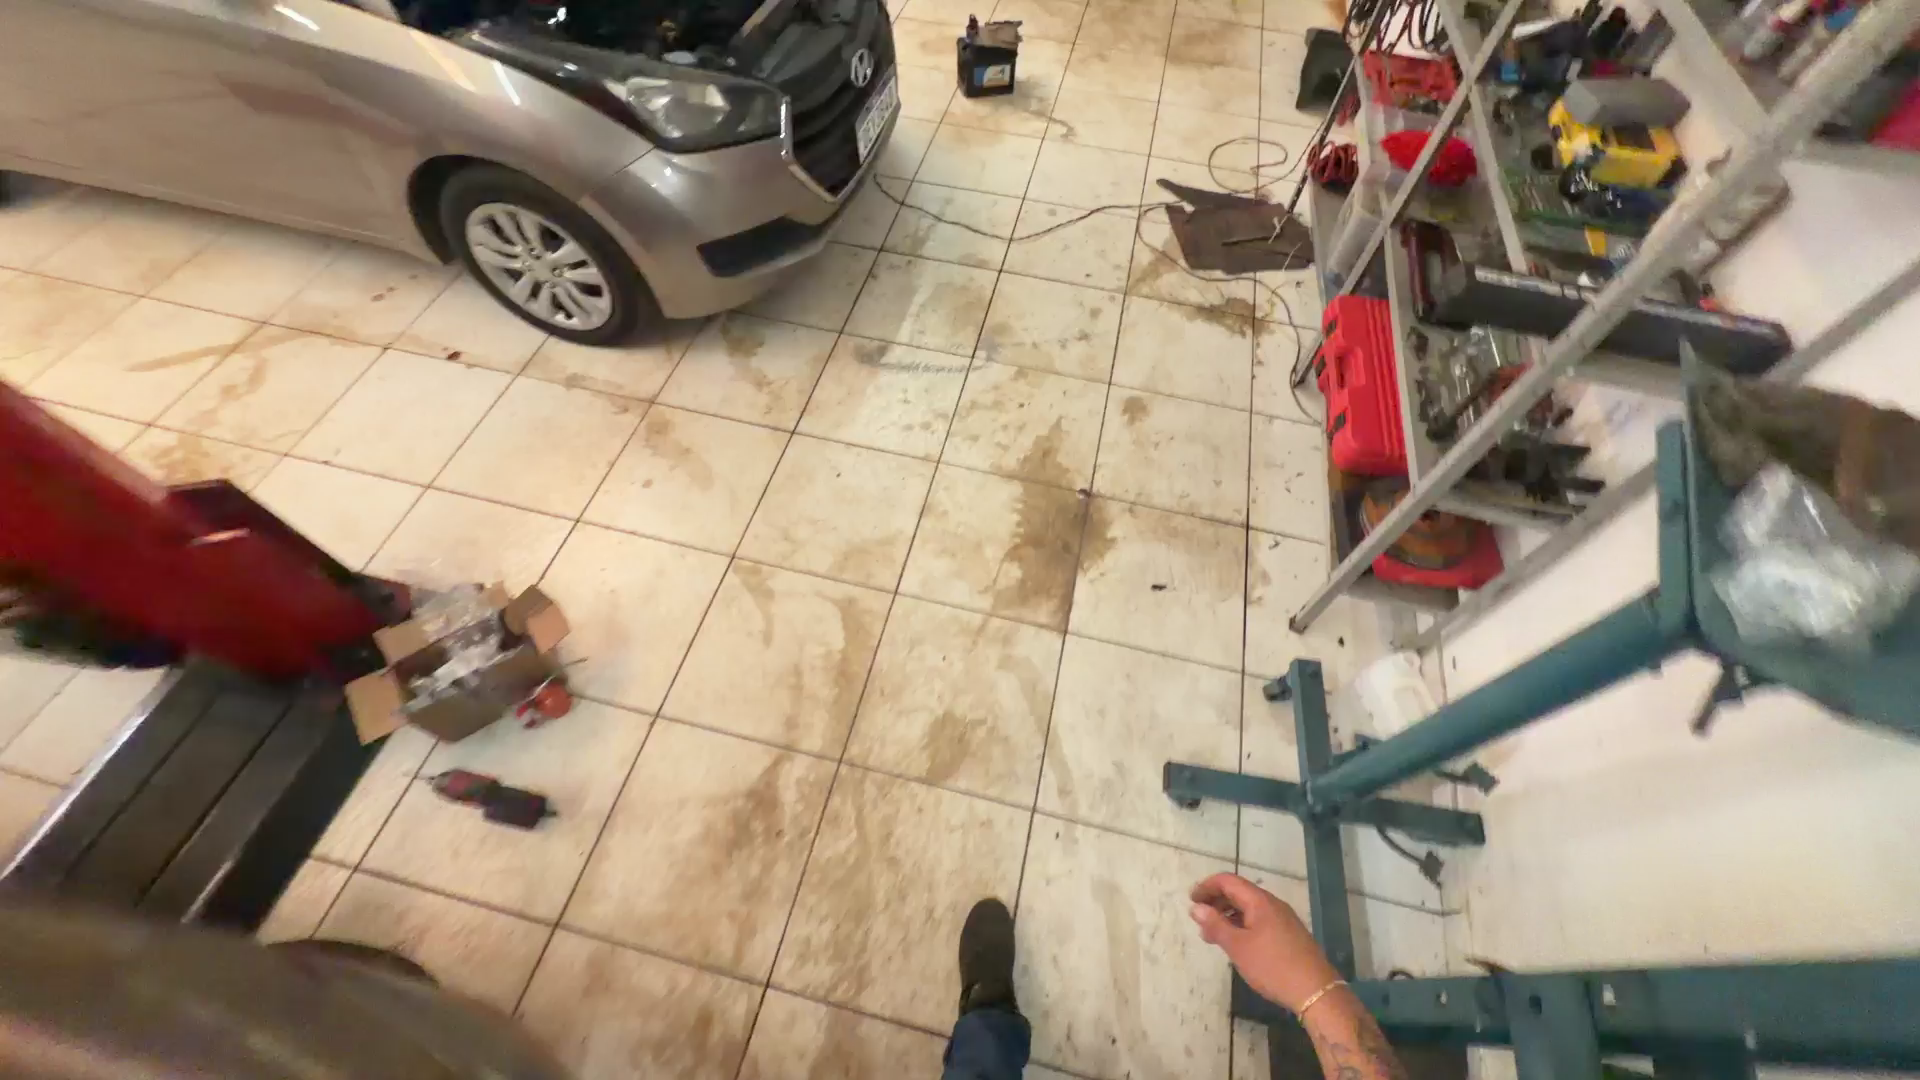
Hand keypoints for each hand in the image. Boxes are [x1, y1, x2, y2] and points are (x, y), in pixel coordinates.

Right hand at [1189, 873, 1342, 1013]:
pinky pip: (1260, 921)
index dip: (1206, 887)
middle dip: (1216, 903)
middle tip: (1200, 921)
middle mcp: (1272, 904)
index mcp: (1259, 900)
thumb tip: (1197, 907)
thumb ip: (1215, 925)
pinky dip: (1243, 926)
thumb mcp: (1238, 947)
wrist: (1318, 993)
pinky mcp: (1290, 935)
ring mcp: (1284, 919)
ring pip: (1249, 909)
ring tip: (1214, 937)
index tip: (1192, 901)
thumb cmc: (1273, 966)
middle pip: (1238, 893)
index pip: (1227, 881)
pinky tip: (1238, 945)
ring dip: (1228, 917)